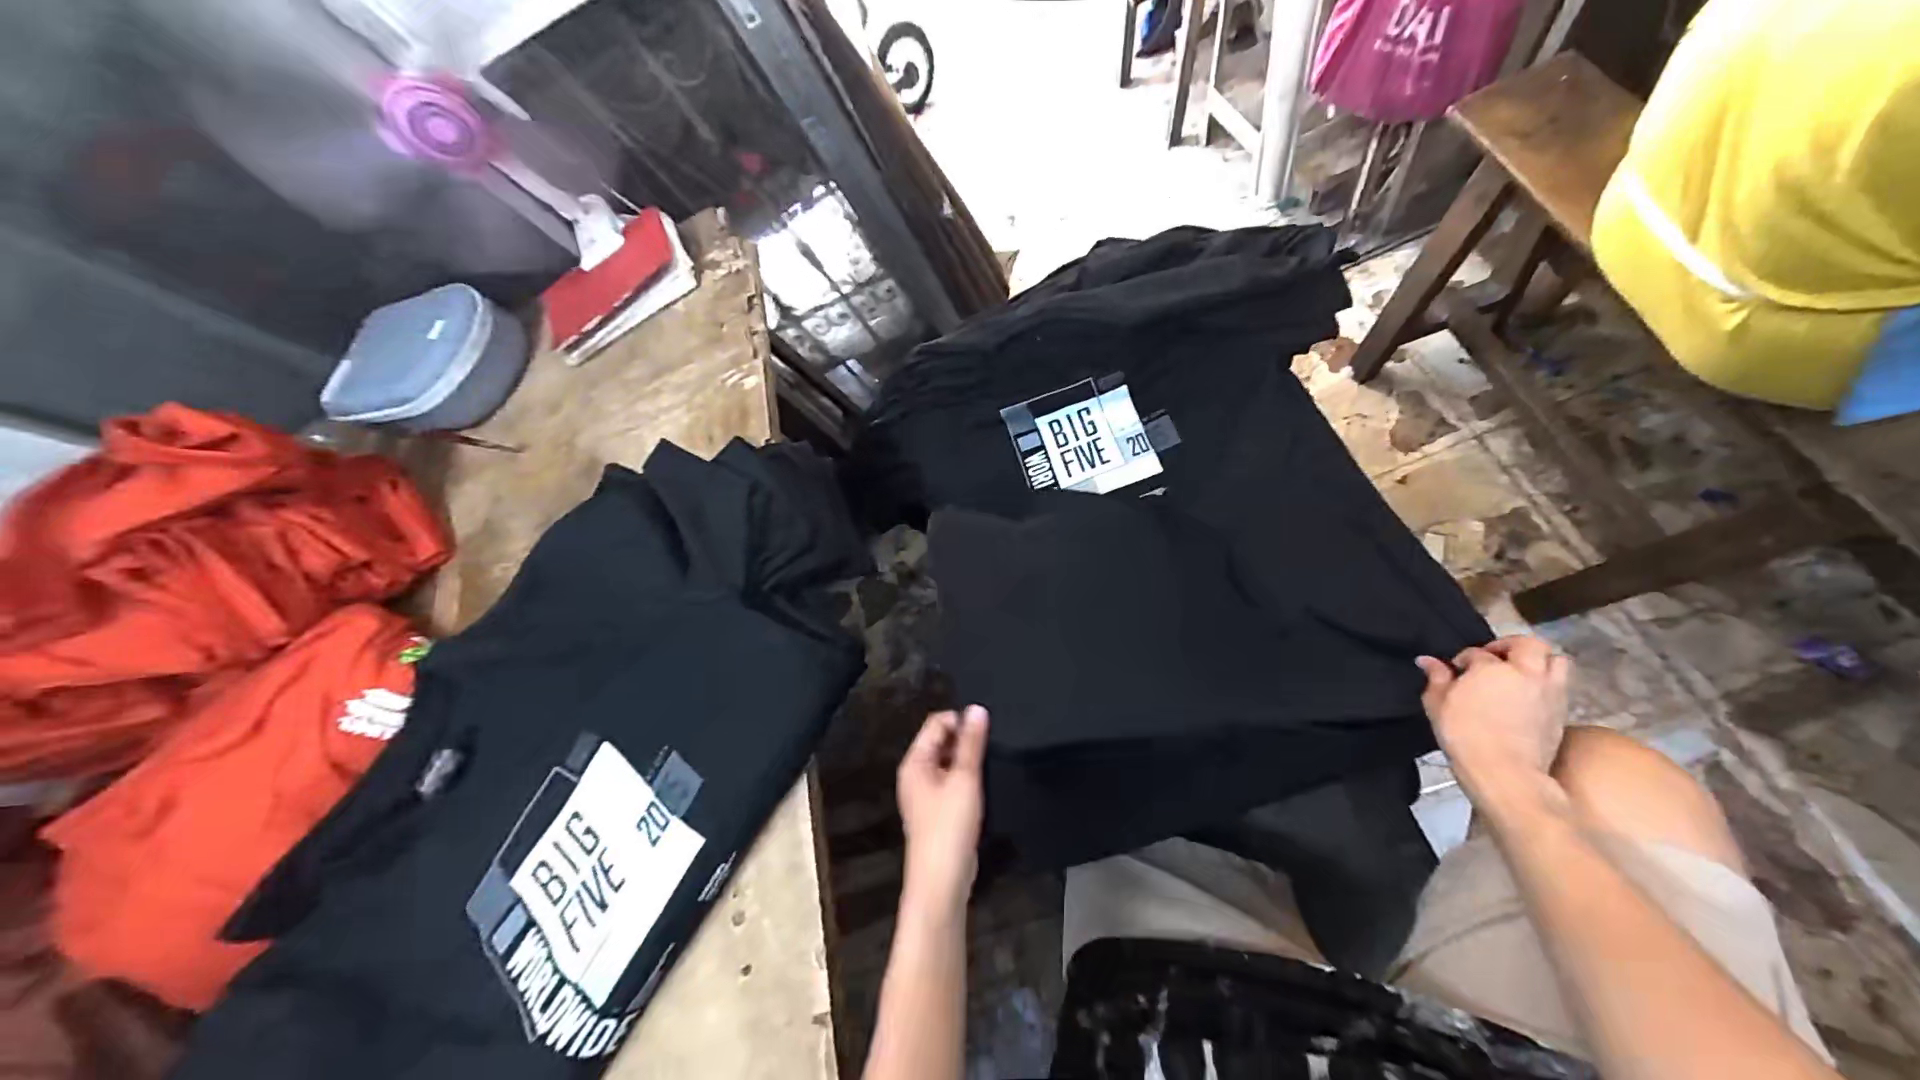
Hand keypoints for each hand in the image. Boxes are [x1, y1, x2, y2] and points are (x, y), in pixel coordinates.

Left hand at [896, 706, 988, 916]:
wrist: (942, 881)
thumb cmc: (949, 826)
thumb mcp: (964, 779)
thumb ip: (971, 742)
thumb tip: (977, 709)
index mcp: (915, 762)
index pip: (937, 723)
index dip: (961, 721)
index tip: (987, 731)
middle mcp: (916, 774)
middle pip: (942, 741)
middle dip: (966, 740)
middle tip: (993, 748)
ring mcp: (926, 794)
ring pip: (950, 763)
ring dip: (968, 761)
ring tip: (991, 765)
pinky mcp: (939, 811)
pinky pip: (953, 782)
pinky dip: (967, 780)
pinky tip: (984, 787)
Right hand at [1416, 637, 1570, 807]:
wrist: (1505, 772)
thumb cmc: (1463, 735)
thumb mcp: (1437, 704)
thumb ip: (1436, 678)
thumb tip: (1427, 660)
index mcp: (1492, 668)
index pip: (1476, 653)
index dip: (1463, 660)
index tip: (1455, 671)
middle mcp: (1526, 672)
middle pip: (1528, 644)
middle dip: (1509, 646)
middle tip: (1494, 658)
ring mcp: (1550, 691)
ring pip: (1556, 660)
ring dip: (1539, 660)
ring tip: (1520, 672)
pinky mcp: (1563, 710)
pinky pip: (1561, 683)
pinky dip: (1547, 681)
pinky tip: (1529, 694)